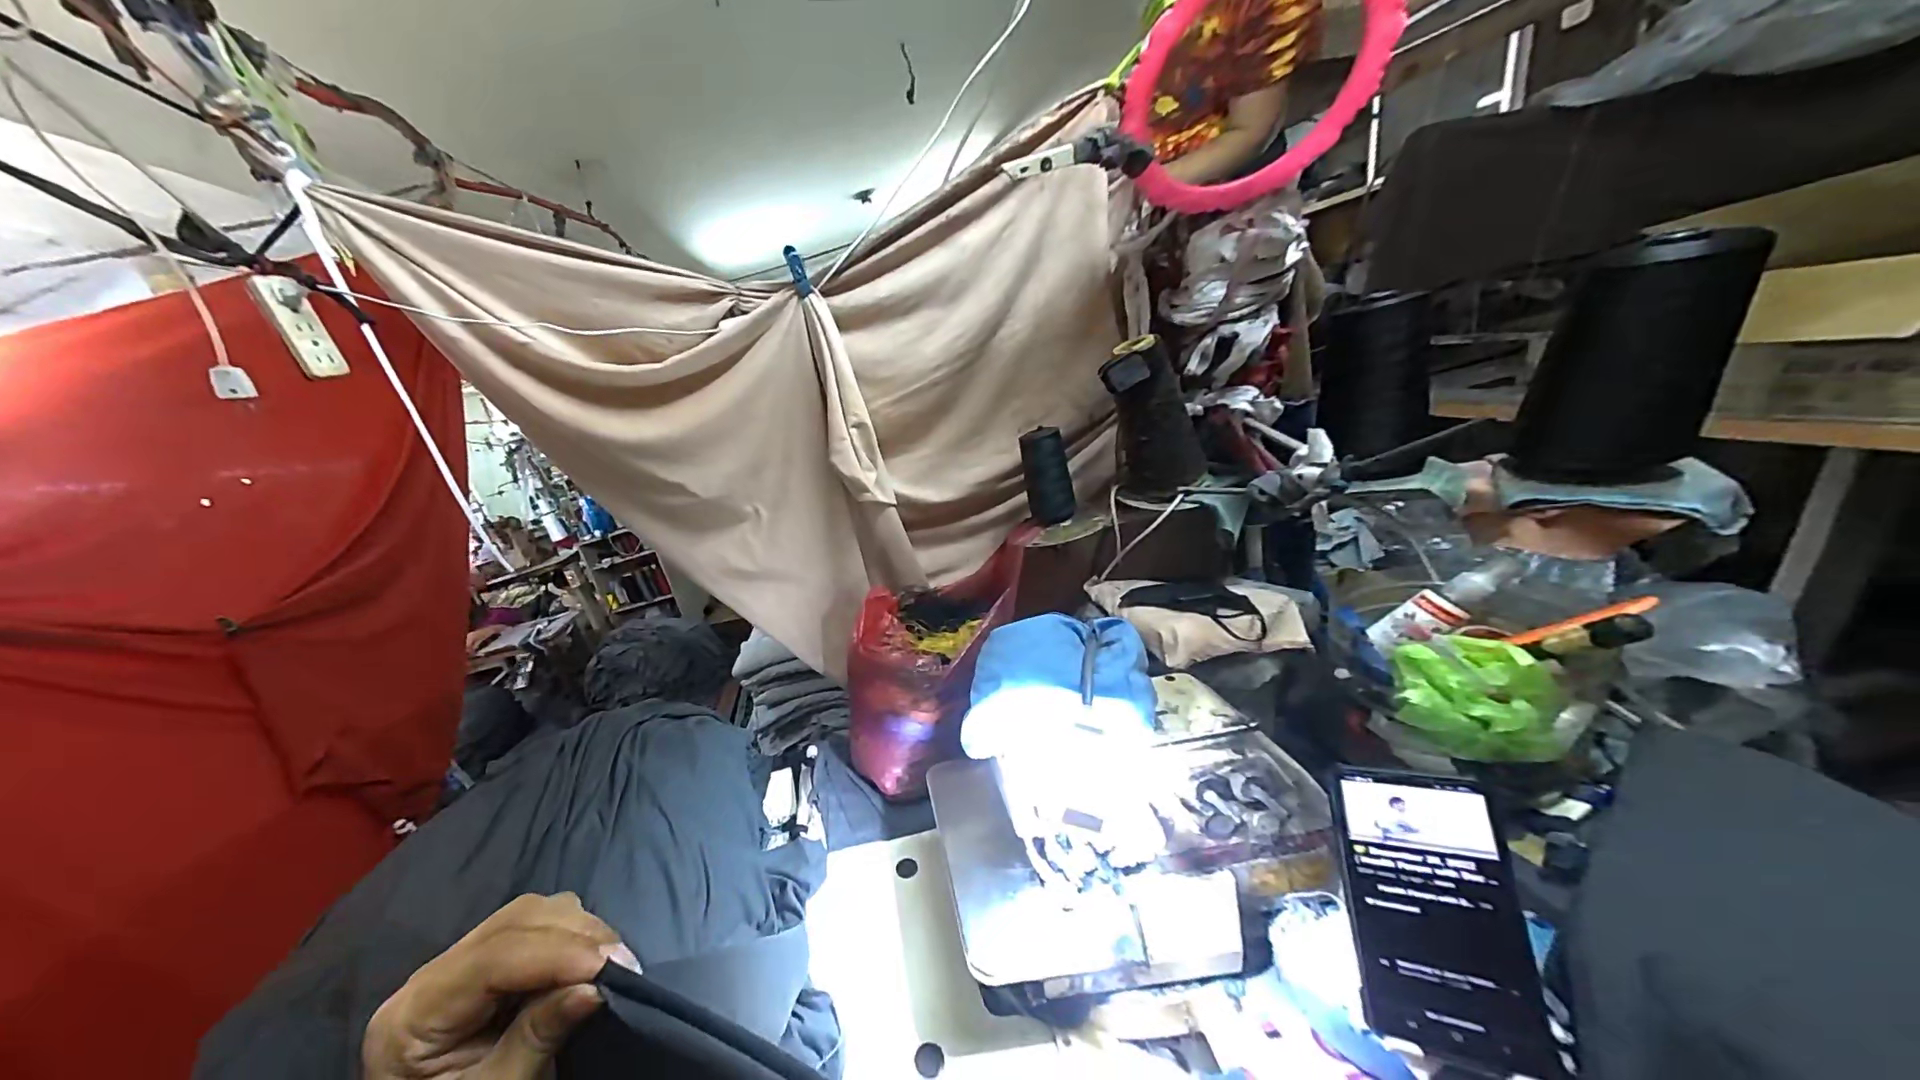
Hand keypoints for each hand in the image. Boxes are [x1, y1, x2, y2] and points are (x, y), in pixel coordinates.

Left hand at [363, 893, 639, 1079]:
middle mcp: (433, 973)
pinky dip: (574, 935)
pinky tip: (592, 960)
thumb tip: (595, 988)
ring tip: (611, 964)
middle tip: (623, 965)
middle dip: (577, 935)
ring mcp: (462, 961)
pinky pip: (539, 925)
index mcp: (413, 1015)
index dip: (557, 953)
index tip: (610, 965)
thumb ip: (535, 1041)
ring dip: (581, 931)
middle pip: (517, 923)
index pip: (494, 958)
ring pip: (533, 913)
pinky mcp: (490, 960)